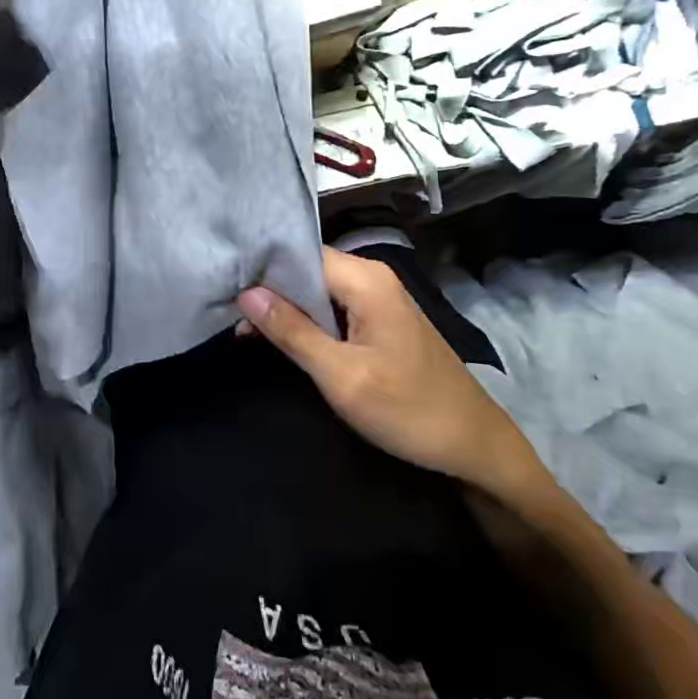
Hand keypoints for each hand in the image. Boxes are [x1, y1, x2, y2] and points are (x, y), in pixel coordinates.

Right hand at [238, 247, 549, 494]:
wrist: (471, 444)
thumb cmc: (406, 409)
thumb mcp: (341, 375)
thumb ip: (292, 331)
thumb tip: (246, 293)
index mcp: (366, 279)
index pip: (301, 255)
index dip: (263, 270)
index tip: (226, 286)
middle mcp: (373, 277)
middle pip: (309, 269)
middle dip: (271, 290)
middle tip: (229, 314)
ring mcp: (380, 298)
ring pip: (320, 290)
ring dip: (287, 308)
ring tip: (244, 327)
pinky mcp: (381, 320)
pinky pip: (336, 308)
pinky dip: (309, 321)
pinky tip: (282, 337)